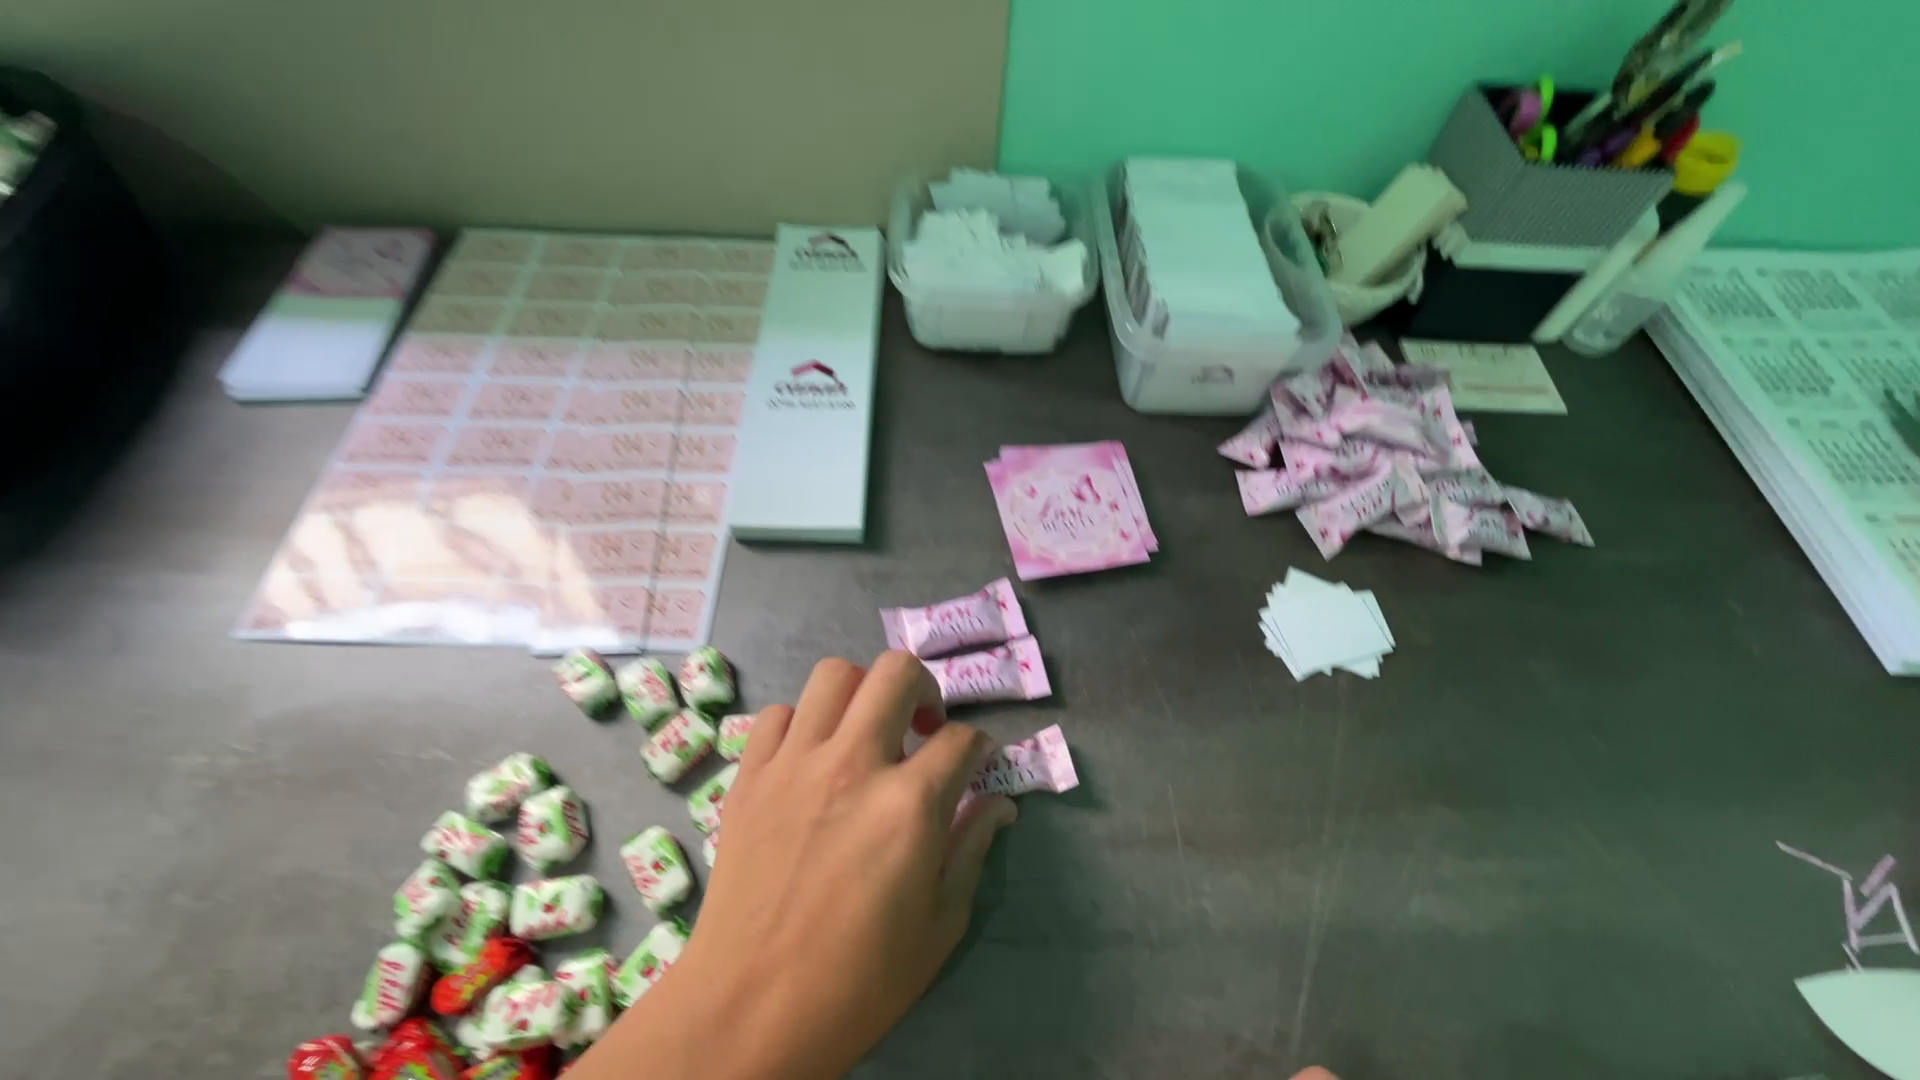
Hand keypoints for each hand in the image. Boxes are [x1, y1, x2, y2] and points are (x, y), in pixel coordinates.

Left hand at [573, 651, 1017, 1079]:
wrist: (752, 1006)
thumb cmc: (859, 979)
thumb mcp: (940, 924)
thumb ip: (971, 849)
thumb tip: (998, 804)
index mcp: (908, 804)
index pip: (962, 738)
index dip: (980, 746)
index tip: (976, 761)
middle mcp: (852, 764)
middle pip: (897, 671)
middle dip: (926, 688)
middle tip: (925, 727)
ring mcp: (794, 764)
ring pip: (834, 675)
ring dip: (862, 693)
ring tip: (867, 732)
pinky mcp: (749, 776)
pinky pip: (777, 715)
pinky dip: (802, 724)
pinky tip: (811, 759)